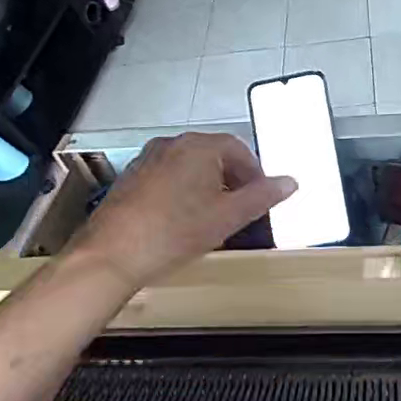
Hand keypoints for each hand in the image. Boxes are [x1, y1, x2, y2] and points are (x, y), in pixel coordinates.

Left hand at [62, 133, 294, 287]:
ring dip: (208, 185)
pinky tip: (184, 219)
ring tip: (214, 215)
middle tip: (241, 207)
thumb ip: (263, 196)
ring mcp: (148, 159)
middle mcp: (173, 144)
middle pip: (214, 155)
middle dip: (232, 179)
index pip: (239, 149)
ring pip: (191, 166)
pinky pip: (169, 176)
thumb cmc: (174, 232)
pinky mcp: (131, 178)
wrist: (111, 256)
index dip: (255, 173)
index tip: (261, 196)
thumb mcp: (229, 217)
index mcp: (199, 147)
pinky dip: (184, 191)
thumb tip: (290, 182)